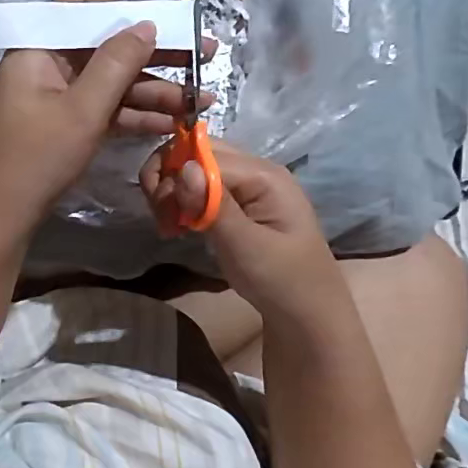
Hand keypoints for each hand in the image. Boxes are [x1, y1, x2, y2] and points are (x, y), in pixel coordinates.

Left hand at [0, 23, 187, 227]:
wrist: (0, 219)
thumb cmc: (36, 157)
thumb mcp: (82, 109)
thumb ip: (117, 63)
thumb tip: (147, 24)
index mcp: (38, 48)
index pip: (79, 5)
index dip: (122, 9)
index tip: (162, 26)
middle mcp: (46, 65)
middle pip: (105, 45)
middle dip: (155, 53)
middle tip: (206, 56)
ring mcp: (57, 97)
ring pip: (111, 81)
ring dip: (155, 90)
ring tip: (202, 101)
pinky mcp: (66, 125)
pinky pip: (105, 109)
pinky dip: (136, 114)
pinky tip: (175, 123)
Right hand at [140, 140, 332, 313]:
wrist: (306, 313)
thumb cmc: (280, 281)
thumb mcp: (245, 246)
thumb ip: (214, 205)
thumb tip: (184, 168)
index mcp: (263, 176)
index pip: (205, 155)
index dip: (175, 177)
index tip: (162, 213)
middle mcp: (255, 171)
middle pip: (197, 153)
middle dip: (168, 178)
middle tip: (161, 218)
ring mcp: (247, 186)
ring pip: (194, 169)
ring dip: (171, 192)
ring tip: (168, 227)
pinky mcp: (238, 203)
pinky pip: (201, 188)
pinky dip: (182, 203)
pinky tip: (178, 227)